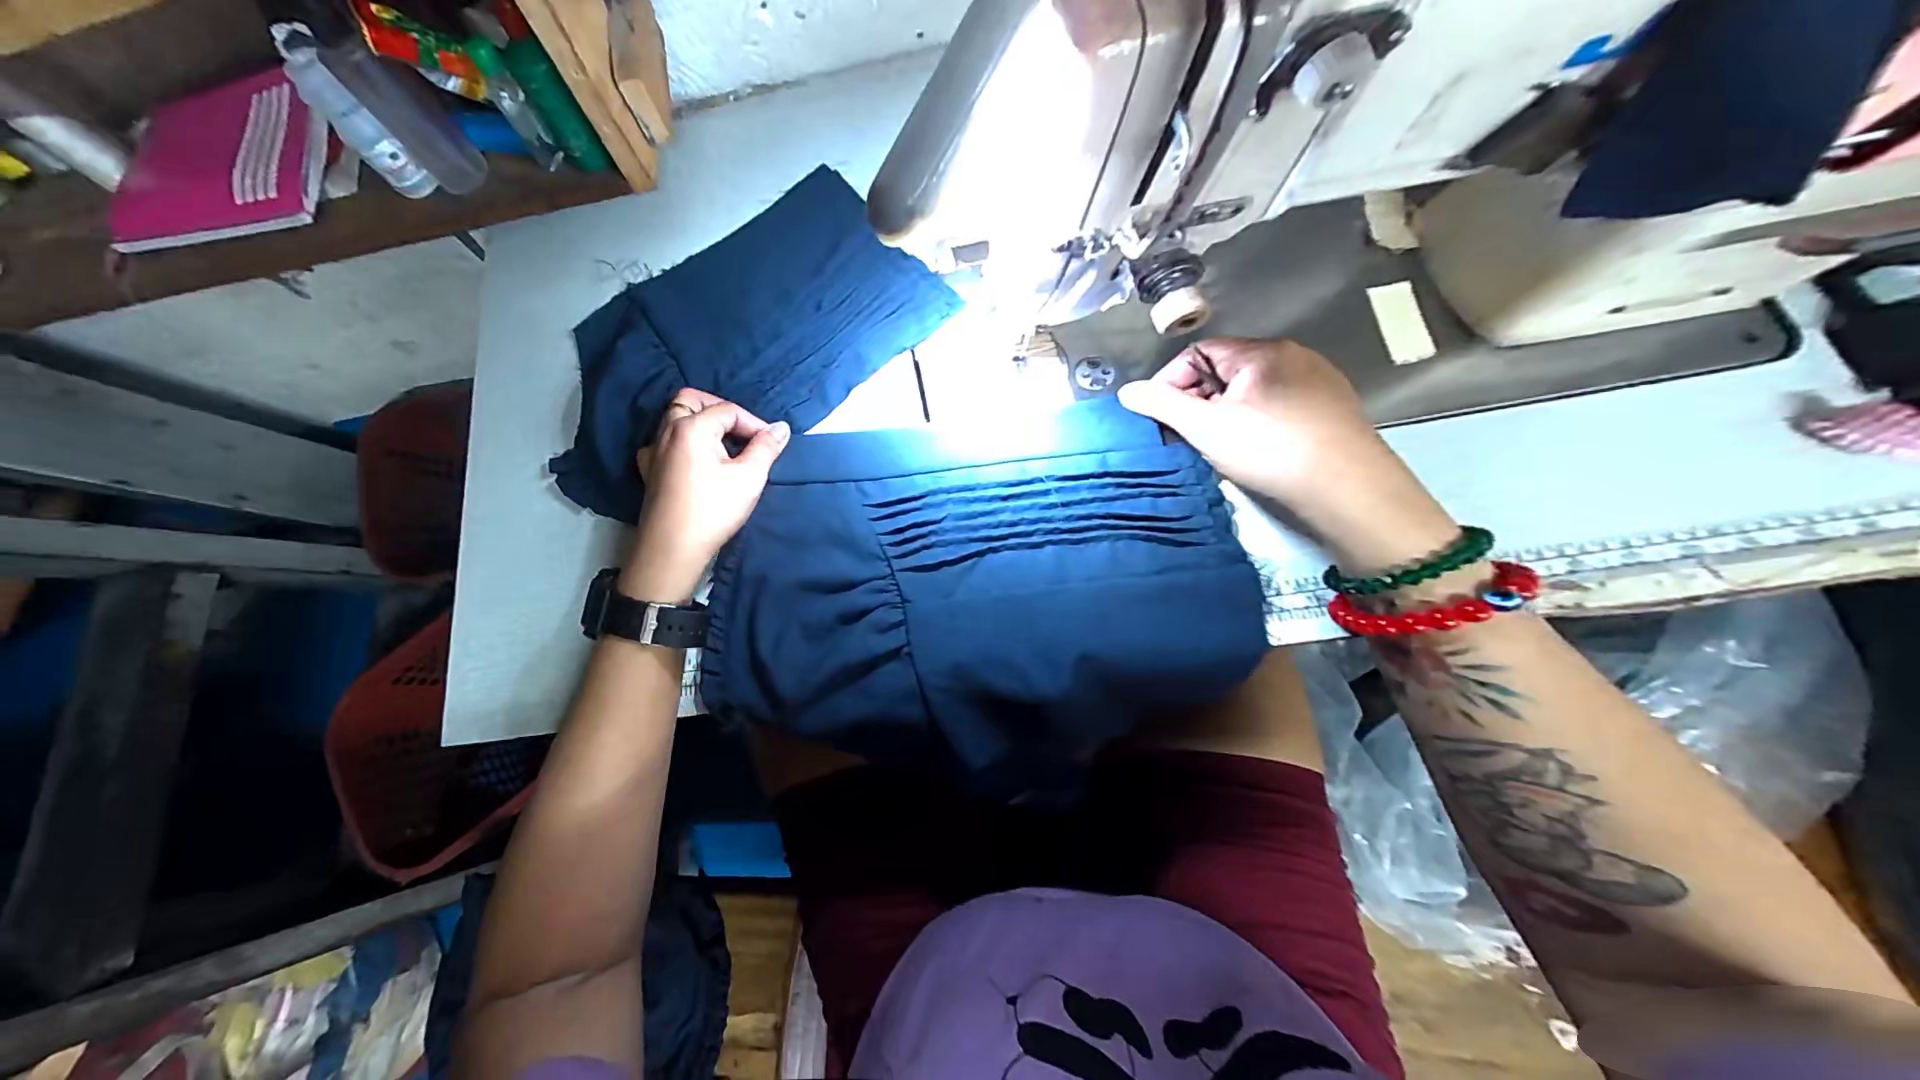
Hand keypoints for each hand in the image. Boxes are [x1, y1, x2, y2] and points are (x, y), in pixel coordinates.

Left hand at [621, 388, 790, 602]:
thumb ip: (766, 447)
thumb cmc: (714, 510)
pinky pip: (665, 442)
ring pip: (676, 420)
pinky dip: (684, 441)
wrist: (673, 548)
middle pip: (692, 401)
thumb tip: (780, 428)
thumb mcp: (750, 477)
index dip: (753, 423)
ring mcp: (653, 451)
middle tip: (742, 431)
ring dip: (702, 424)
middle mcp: (666, 432)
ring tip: (725, 446)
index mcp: (691, 427)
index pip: (728, 410)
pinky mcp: (650, 471)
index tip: (770, 444)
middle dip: (720, 410)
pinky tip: (697, 460)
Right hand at [1116, 338, 1457, 573]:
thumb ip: (1162, 405)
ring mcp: (1316, 382)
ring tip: (1219, 447)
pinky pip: (1278, 407)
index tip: (1161, 416)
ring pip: (1251, 392)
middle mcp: (1292, 357)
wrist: (1346, 485)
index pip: (1198, 352)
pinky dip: (1256, 424)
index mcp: (1261, 353)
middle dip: (1198, 400)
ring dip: (1226, 415)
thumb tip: (1128, 391)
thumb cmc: (1272, 449)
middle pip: (1225, 372)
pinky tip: (1256, 452)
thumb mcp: (1205, 427)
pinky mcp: (1330, 409)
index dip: (1171, 382)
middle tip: (1187, 435)